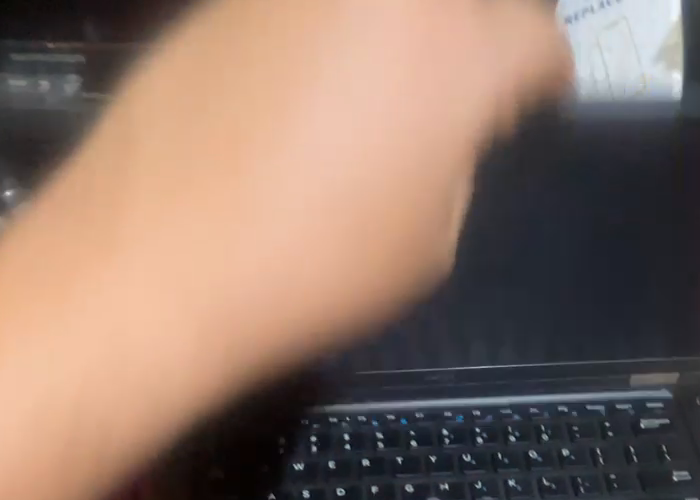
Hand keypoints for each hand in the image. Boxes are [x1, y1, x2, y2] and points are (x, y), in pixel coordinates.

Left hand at [20, 0, 571, 382]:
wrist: (157, 266)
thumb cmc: (312, 273)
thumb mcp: (427, 247)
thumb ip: (458, 168)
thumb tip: (449, 133)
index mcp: (457, 53)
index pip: (537, 40)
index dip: (542, 79)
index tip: (532, 103)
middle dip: (485, 28)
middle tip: (468, 79)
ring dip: (403, 31)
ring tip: (383, 85)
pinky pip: (308, 7)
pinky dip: (331, 34)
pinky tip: (304, 92)